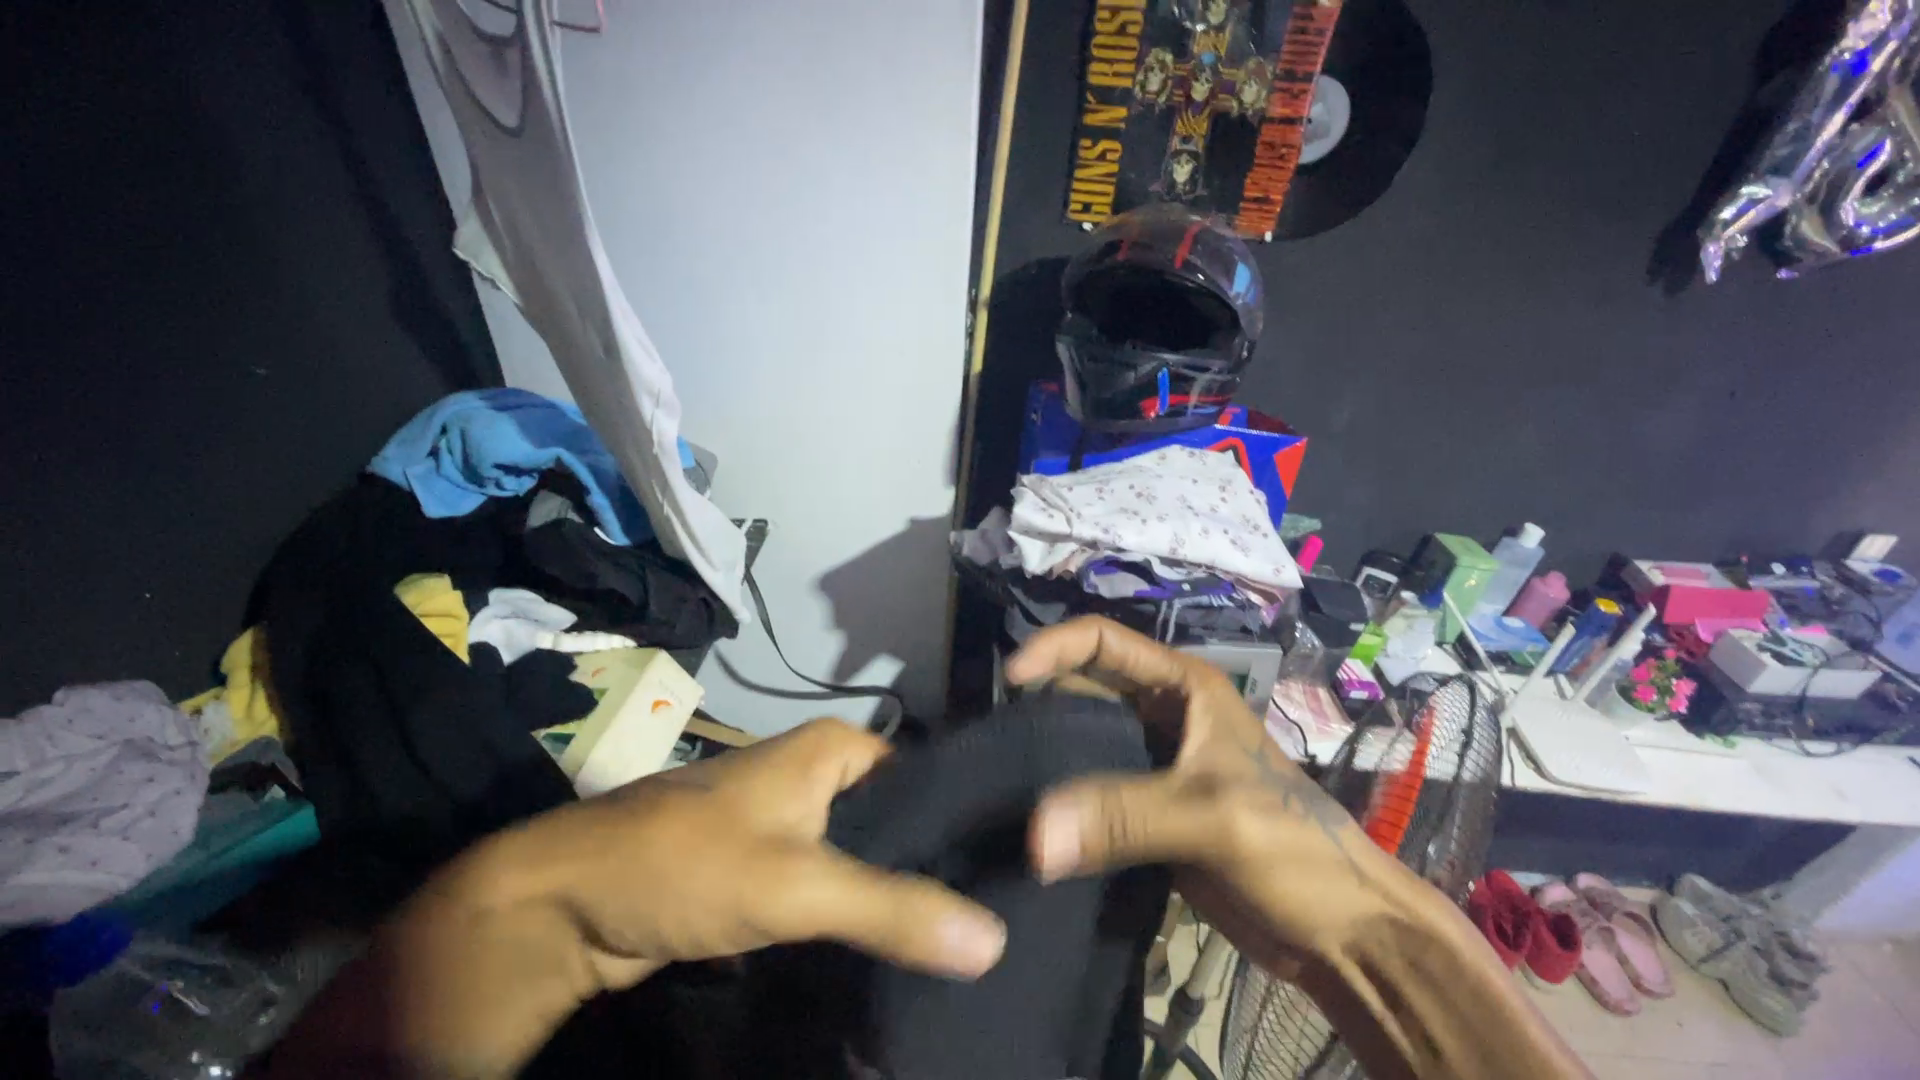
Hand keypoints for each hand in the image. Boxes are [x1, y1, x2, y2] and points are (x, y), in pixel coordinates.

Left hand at [262, 721, 1008, 1079]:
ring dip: (895, 895)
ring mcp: (787, 822)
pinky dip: (854, 914)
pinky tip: (893, 950)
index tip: (1011, 872)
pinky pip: (828, 885)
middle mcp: (814, 774)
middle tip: (993, 917)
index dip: (965, 822)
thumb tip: (996, 940)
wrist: (566, 904)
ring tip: (959, 939)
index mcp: (831, 749)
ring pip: (862, 856)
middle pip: (897, 819)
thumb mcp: (798, 885)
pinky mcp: (763, 867)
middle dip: (933, 866)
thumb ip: (894, 909)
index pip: (926, 776)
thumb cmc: (686, 864)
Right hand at [1006, 616, 1383, 972]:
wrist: (1343, 932)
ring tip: (998, 786)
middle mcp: (1163, 716)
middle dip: (1038, 709)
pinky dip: (1061, 806)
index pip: (1102, 640)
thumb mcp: (1214, 817)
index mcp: (1184, 688)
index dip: (1052, 647)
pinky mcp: (1147, 815)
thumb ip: (1125, 817)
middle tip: (990, 746)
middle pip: (1083, 691)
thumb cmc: (1295, 850)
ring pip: (1082, 746)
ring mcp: (1154, 767)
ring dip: (1045, 762)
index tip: (1009, 684)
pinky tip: (1029, 825)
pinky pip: (1090, 796)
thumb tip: (1034, 835)